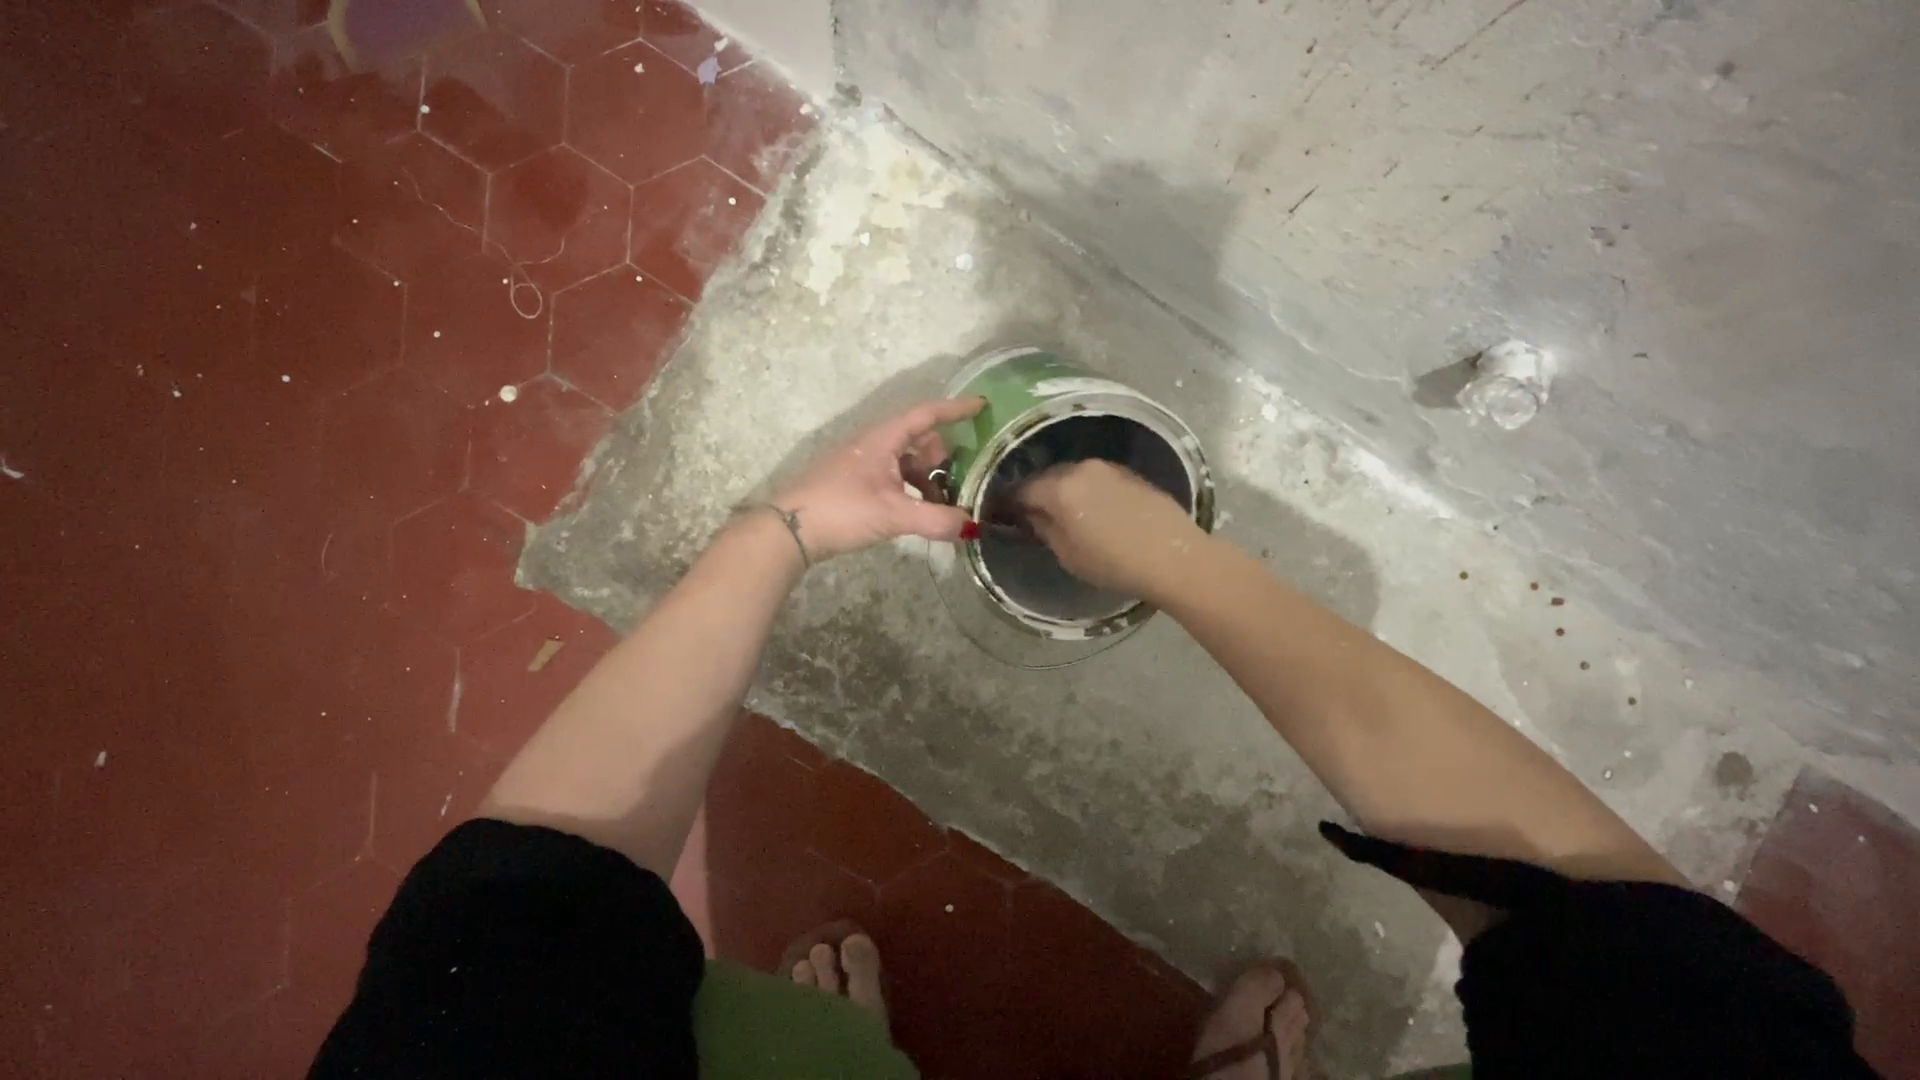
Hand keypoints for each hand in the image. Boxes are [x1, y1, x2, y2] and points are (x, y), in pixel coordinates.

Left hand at [767, 397, 983, 561]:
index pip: (926, 414)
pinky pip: (892, 477)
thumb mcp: (893, 515)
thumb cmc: (841, 510)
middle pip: (917, 438)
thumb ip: (935, 520)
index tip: (982, 405)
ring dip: (926, 478)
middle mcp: (873, 444)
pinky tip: (916, 514)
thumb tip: (970, 528)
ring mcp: (861, 464)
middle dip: (942, 456)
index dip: (954, 409)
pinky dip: (910, 490)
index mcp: (883, 439)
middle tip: (958, 481)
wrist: (788, 529)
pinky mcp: (853, 483)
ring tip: (940, 506)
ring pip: (904, 461)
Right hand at [1018, 460, 1203, 596]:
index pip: (1022, 489)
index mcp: (1059, 489)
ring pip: (1074, 477)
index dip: (1009, 502)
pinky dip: (1088, 491)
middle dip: (1037, 494)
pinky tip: (1095, 512)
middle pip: (1047, 478)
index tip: (1004, 514)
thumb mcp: (1069, 555)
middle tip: (1033, 516)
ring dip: (1064, 492)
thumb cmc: (1114, 563)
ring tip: (1067, 515)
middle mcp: (1081, 469)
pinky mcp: (1130, 473)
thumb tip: (1032, 515)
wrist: (1175, 557)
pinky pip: (1096, 479)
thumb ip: (1044, 529)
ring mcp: (1108, 468)